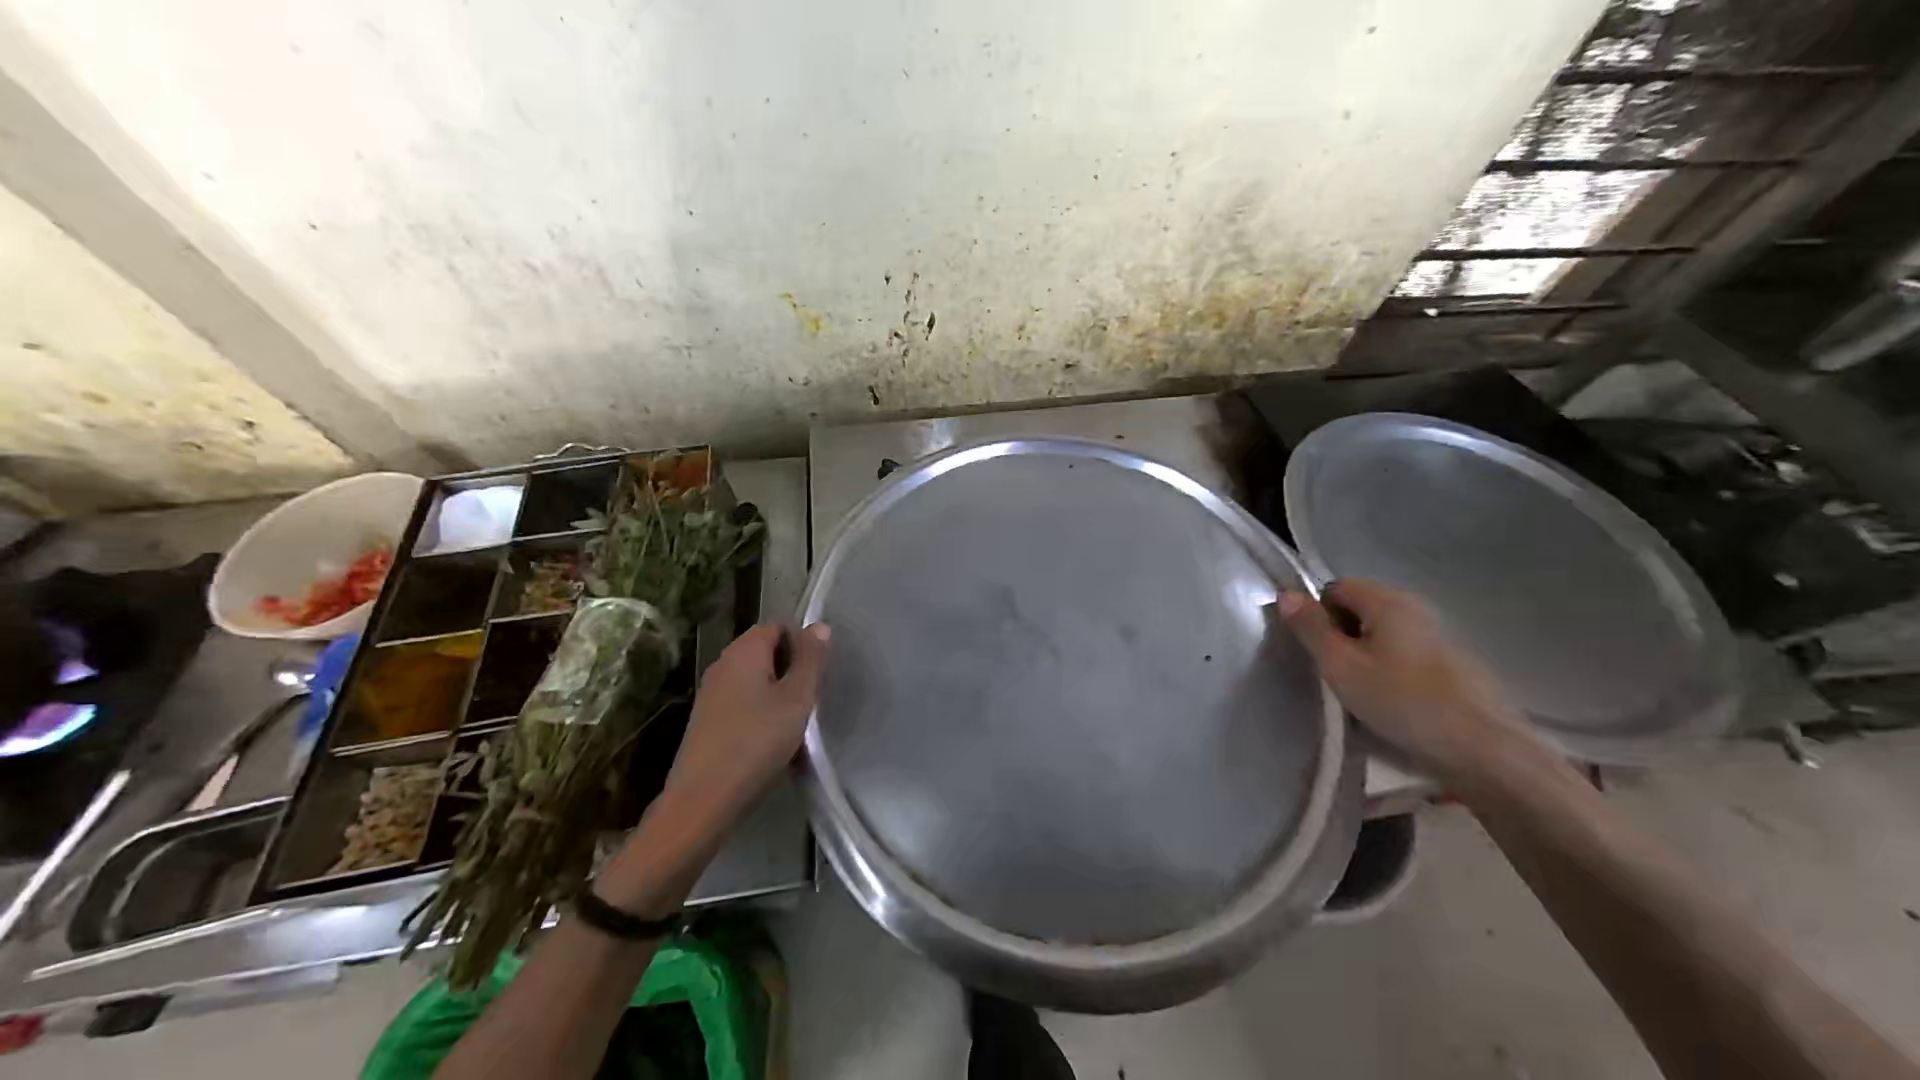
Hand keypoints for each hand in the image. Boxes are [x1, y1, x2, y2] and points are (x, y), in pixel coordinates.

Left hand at [660, 621, 829, 832]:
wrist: (703, 798)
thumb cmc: (757, 741)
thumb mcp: (797, 699)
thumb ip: (811, 660)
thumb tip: (818, 626)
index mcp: (744, 650)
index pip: (777, 626)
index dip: (801, 643)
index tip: (816, 673)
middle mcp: (723, 663)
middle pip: (764, 651)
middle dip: (790, 669)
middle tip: (809, 698)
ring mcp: (710, 692)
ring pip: (754, 679)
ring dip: (776, 693)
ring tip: (794, 721)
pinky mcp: (706, 720)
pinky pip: (741, 701)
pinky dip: (759, 711)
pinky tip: (770, 740)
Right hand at [1280, 579, 1541, 789]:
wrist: (1483, 749)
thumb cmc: (1402, 701)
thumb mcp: (1341, 666)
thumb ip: (1311, 628)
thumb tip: (1287, 594)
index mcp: (1388, 600)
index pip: (1335, 587)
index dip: (1317, 615)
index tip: (1316, 651)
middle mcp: (1415, 608)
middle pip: (1358, 610)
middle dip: (1339, 637)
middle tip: (1333, 674)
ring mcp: (1436, 636)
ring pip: (1380, 635)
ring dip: (1363, 657)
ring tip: (1359, 692)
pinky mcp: (1450, 664)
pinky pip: (1402, 656)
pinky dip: (1388, 671)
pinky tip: (1390, 703)